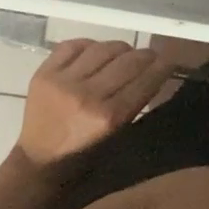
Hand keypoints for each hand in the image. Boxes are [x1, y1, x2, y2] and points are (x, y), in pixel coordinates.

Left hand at [15, 39, 172, 168]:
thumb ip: (133, 106)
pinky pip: (72, 45)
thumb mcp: (116, 138)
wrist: (38, 163)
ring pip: (102, 48)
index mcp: (108, 118)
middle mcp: (87, 95)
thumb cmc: (83, 158)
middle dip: (145, 55)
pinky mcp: (44, 73)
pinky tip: (96, 51)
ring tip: (124, 53)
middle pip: (126, 61)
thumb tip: (150, 75)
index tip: (170, 59)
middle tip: (151, 55)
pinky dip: (89, 45)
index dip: (161, 67)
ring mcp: (63, 81)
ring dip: (119, 48)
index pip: (144, 82)